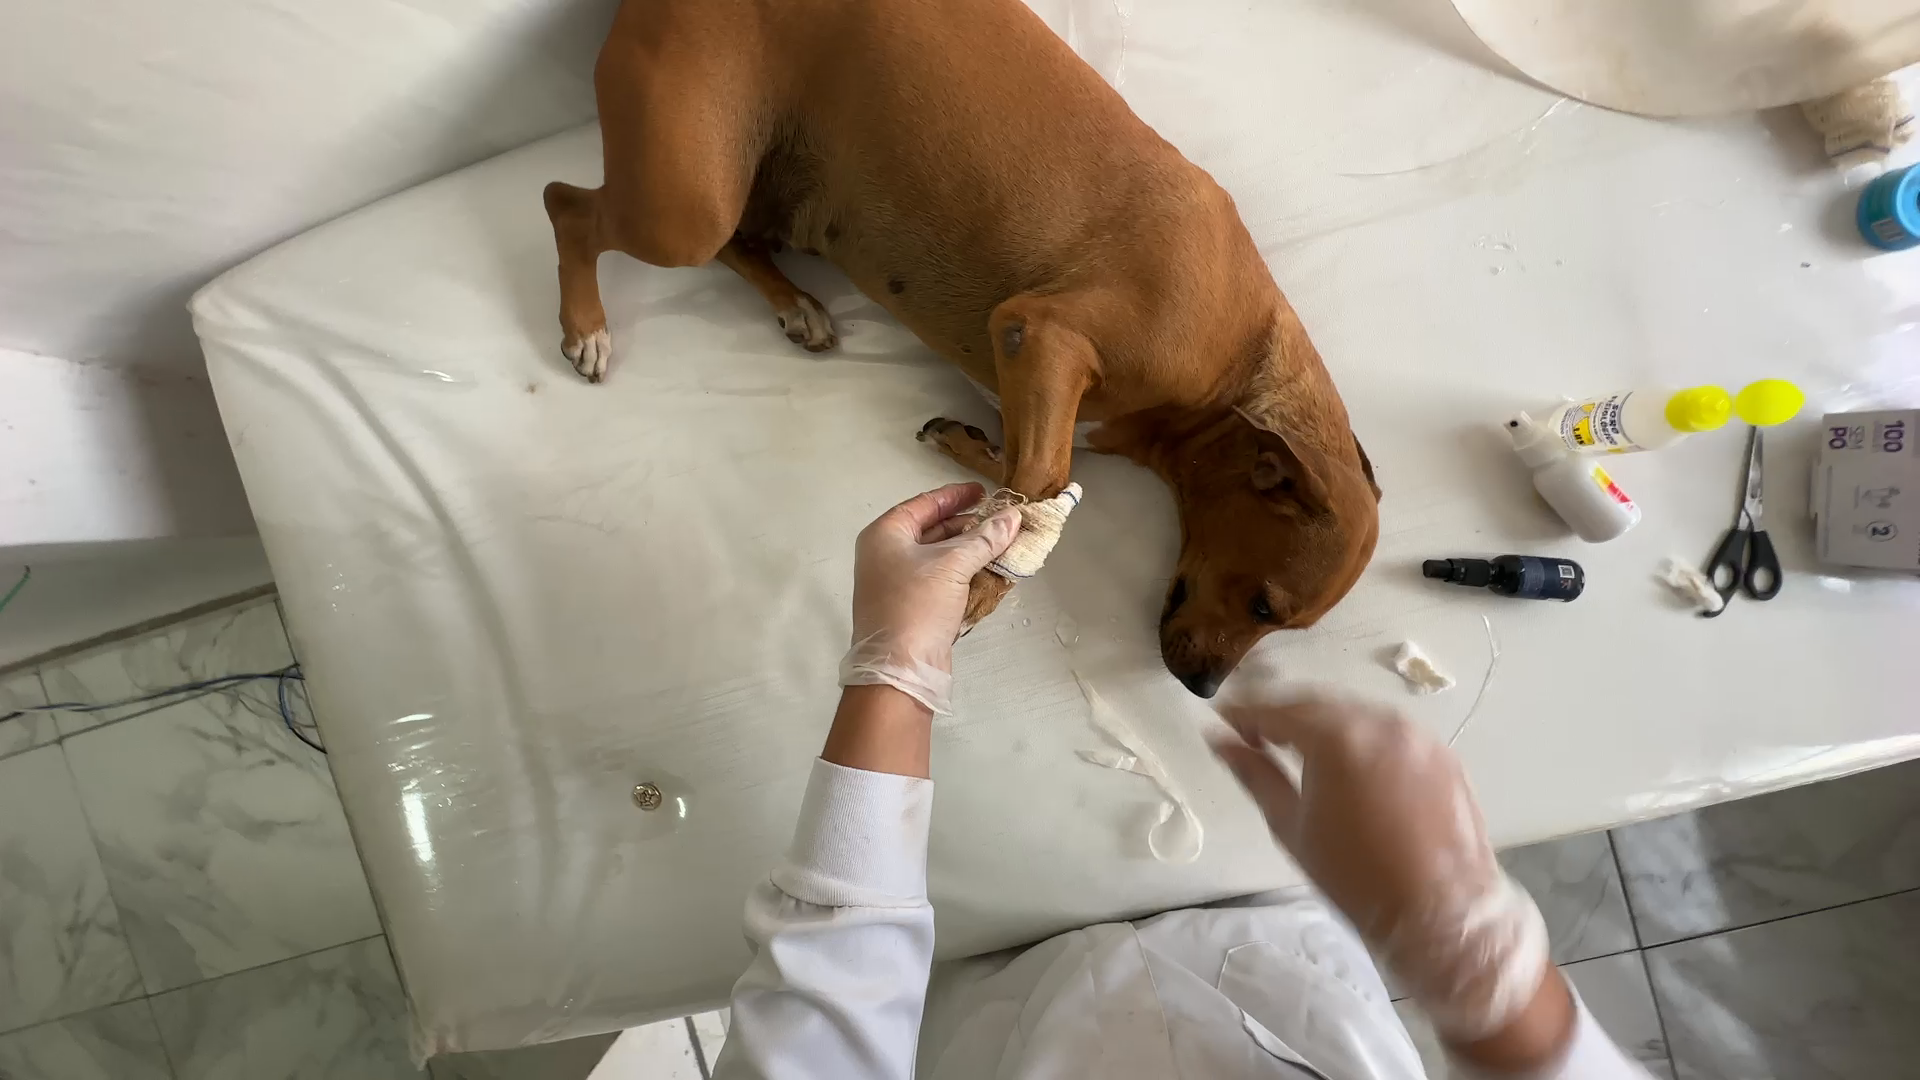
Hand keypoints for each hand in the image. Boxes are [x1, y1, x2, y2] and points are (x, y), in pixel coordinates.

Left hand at [839, 483, 1020, 714]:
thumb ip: (984, 538)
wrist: (899, 669)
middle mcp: (886, 555)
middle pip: (932, 529)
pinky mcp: (912, 607)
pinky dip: (965, 573)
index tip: (984, 492)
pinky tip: (991, 570)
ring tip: (1003, 543)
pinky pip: (942, 580)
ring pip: (939, 557)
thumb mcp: (952, 565)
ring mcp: (897, 583)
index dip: (956, 496)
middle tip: (1001, 519)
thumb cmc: (916, 606)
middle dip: (968, 525)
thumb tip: (1013, 516)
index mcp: (885, 535)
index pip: (924, 504)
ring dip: (970, 550)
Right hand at [1212, 698, 1550, 1041]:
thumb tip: (1219, 740)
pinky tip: (1343, 757)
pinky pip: (1385, 727)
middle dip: (1279, 713)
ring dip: (1318, 720)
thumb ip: (1253, 773)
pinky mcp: (1440, 752)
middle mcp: (1377, 723)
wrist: (1445, 919)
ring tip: (1294, 743)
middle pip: (1312, 703)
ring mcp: (1414, 735)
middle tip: (1252, 732)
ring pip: (1350, 710)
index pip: (1274, 712)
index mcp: (1335, 738)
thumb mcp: (1290, 825)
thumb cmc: (1355, 877)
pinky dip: (1356, 732)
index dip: (1242, 714)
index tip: (1222, 720)